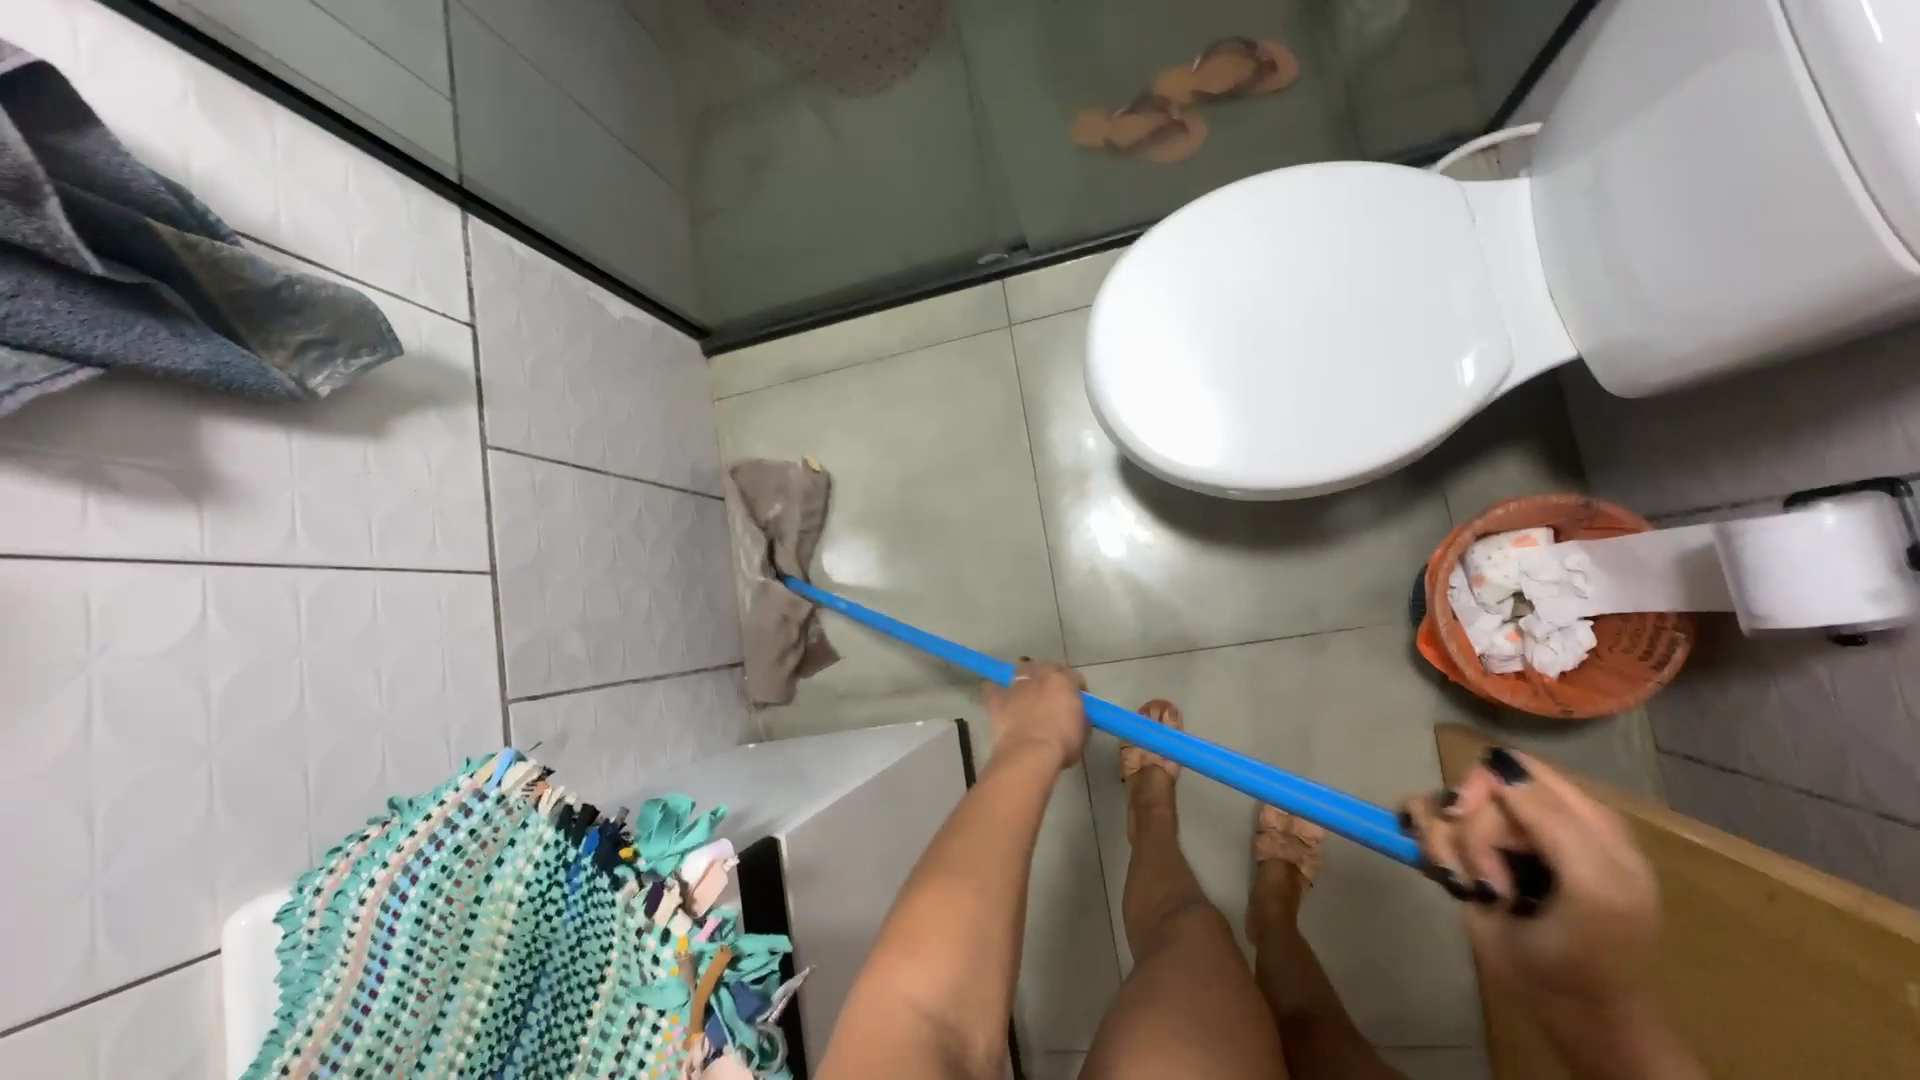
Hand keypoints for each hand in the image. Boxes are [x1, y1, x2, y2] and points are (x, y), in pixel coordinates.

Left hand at [982, 660, 1089, 772]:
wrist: (1031, 752)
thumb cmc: (1063, 743)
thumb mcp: (1083, 731)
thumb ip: (1079, 716)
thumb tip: (1074, 716)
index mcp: (1063, 682)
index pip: (1073, 676)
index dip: (1076, 687)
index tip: (1077, 700)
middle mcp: (1039, 677)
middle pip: (1046, 667)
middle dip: (1050, 676)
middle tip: (1052, 693)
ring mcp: (1017, 686)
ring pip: (1020, 671)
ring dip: (1025, 678)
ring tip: (1026, 692)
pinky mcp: (998, 700)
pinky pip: (994, 689)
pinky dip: (996, 690)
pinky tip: (998, 696)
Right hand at [1401, 748, 1659, 1016]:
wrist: (1565, 1006)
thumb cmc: (1590, 952)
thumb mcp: (1595, 887)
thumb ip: (1554, 821)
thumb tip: (1497, 766)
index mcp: (1578, 815)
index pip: (1514, 768)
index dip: (1486, 788)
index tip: (1470, 820)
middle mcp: (1530, 817)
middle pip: (1473, 790)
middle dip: (1471, 834)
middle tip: (1493, 882)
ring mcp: (1494, 836)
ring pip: (1442, 806)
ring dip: (1446, 848)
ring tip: (1474, 889)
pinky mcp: (1462, 855)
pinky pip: (1425, 824)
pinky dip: (1430, 849)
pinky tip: (1452, 880)